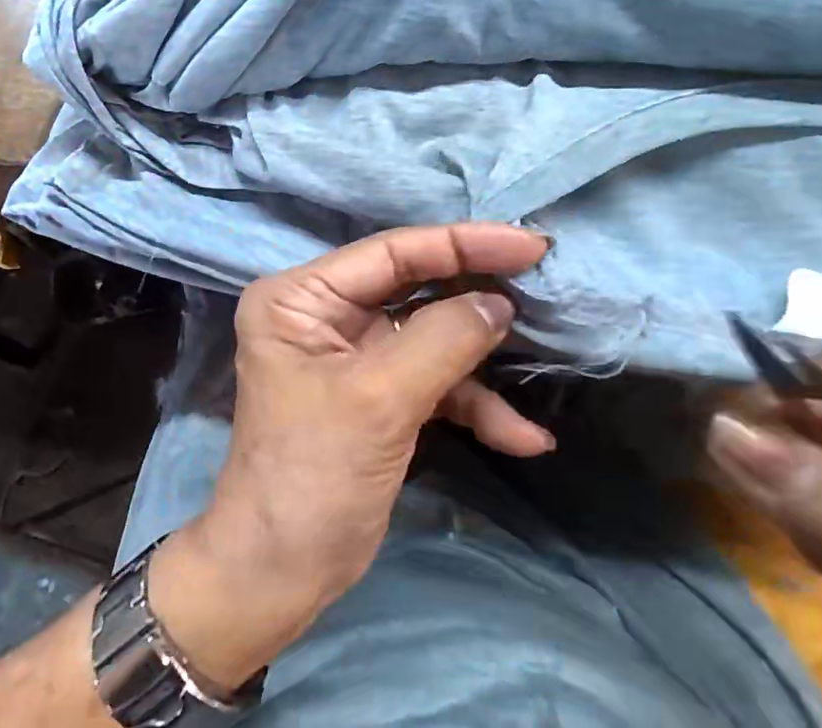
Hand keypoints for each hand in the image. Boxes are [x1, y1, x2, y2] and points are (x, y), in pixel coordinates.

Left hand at [149, 223, 552, 690]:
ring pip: (433, 336)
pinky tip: (525, 437)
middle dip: (478, 294)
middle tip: (542, 284)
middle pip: (417, 287)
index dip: (464, 244)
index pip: (393, 252)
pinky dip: (476, 407)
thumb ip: (443, 340)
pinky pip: (435, 383)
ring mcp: (355, 356)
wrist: (278, 576)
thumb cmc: (312, 476)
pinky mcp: (380, 396)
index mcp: (303, 297)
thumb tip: (500, 303)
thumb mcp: (379, 400)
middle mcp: (326, 315)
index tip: (530, 245)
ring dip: (484, 358)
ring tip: (543, 356)